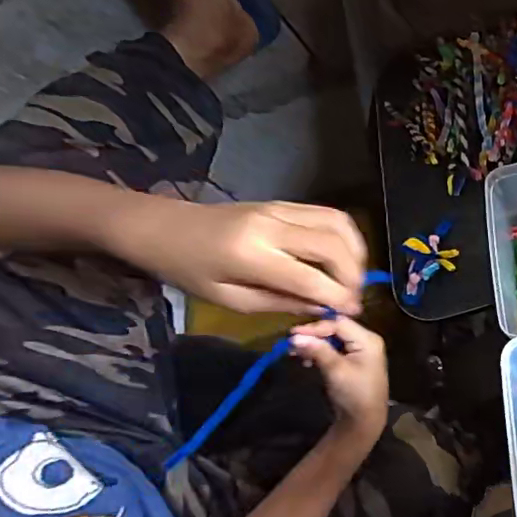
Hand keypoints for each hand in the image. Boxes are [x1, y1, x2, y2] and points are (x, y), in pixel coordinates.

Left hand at [110, 198, 367, 314]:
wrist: (162, 226)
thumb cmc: (187, 269)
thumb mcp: (230, 300)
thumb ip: (280, 303)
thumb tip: (322, 308)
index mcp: (251, 255)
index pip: (311, 279)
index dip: (338, 298)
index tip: (350, 313)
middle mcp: (272, 226)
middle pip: (334, 246)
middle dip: (353, 275)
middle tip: (353, 297)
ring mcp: (281, 209)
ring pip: (339, 224)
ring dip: (355, 252)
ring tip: (351, 276)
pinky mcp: (285, 203)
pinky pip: (329, 214)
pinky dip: (345, 236)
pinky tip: (342, 256)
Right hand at [289, 316, 388, 439]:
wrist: (364, 419)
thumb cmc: (354, 393)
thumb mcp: (335, 370)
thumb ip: (318, 350)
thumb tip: (295, 336)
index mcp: (368, 340)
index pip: (339, 323)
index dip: (316, 327)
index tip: (293, 334)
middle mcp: (366, 341)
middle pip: (336, 329)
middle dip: (313, 336)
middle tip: (291, 344)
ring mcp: (360, 351)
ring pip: (332, 339)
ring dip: (314, 345)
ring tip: (296, 354)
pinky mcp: (352, 361)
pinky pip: (333, 350)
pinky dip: (319, 353)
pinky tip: (307, 361)